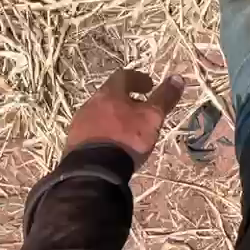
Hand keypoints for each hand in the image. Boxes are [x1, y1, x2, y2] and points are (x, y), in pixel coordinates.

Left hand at [65, 69, 185, 163]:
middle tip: (140, 108)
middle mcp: (91, 104)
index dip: (138, 79)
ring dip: (113, 116)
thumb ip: (164, 97)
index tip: (149, 87)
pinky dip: (103, 132)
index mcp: (109, 93)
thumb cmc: (126, 138)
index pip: (123, 76)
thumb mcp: (152, 117)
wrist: (93, 172)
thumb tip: (177, 78)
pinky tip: (112, 144)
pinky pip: (90, 131)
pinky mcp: (72, 144)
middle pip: (109, 94)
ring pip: (99, 113)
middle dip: (125, 99)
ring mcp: (79, 124)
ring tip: (126, 129)